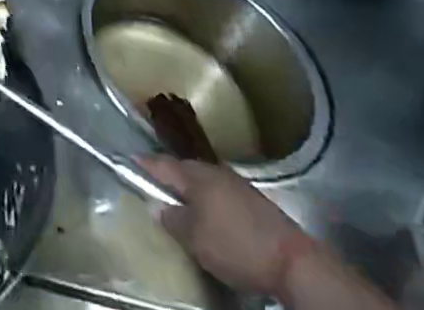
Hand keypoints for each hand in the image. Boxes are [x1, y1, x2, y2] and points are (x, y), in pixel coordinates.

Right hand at [138, 155, 314, 295]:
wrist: (297, 264)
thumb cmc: (236, 246)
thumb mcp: (194, 238)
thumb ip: (171, 219)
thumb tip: (159, 207)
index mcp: (194, 175)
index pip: (159, 163)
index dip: (141, 163)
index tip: (126, 160)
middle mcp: (215, 171)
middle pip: (183, 170)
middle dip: (168, 177)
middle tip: (153, 187)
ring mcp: (238, 185)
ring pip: (204, 182)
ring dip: (191, 190)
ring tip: (181, 204)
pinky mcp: (256, 202)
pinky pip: (222, 194)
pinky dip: (211, 200)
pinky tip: (211, 215)